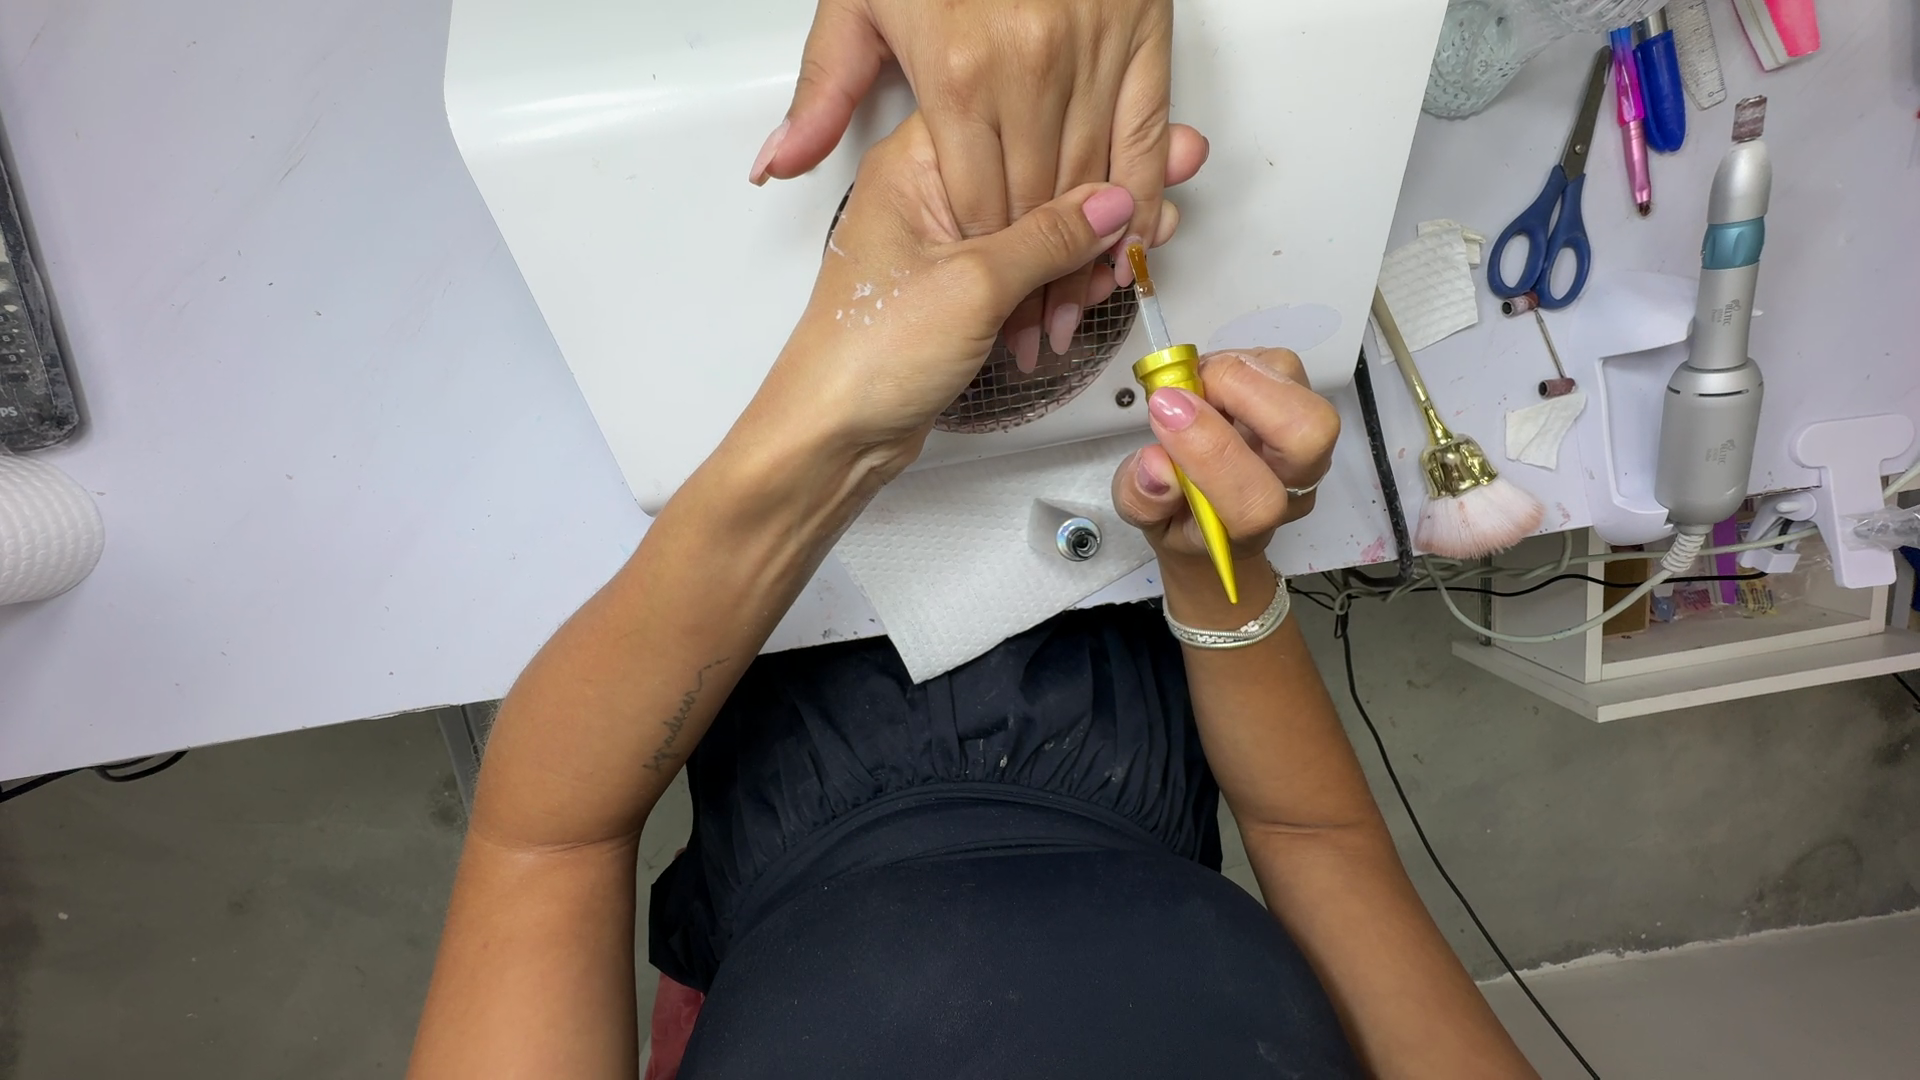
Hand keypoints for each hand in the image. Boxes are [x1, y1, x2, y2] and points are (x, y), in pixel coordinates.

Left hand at [743, 112, 1206, 479]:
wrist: (837, 432)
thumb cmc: (867, 358)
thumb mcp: (973, 285)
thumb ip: (1049, 237)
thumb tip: (1111, 202)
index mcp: (917, 163)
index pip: (1025, 132)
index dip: (1094, 157)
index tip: (1151, 172)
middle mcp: (930, 195)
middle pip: (1038, 182)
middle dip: (1103, 206)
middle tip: (1157, 216)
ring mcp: (945, 247)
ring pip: (1035, 232)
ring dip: (1086, 252)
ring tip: (1136, 257)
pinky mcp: (957, 292)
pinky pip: (1021, 272)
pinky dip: (1059, 283)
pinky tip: (1096, 284)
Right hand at [1111, 348, 1339, 568]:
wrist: (1211, 518)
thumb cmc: (1180, 520)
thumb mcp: (1144, 521)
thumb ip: (1141, 499)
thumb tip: (1154, 462)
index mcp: (1251, 528)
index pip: (1257, 501)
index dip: (1213, 452)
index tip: (1164, 412)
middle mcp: (1291, 487)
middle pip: (1308, 434)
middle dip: (1244, 393)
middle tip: (1185, 389)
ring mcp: (1305, 446)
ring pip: (1297, 392)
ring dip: (1235, 375)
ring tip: (1189, 390)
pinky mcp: (1300, 406)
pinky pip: (1282, 369)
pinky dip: (1237, 364)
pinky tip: (1206, 385)